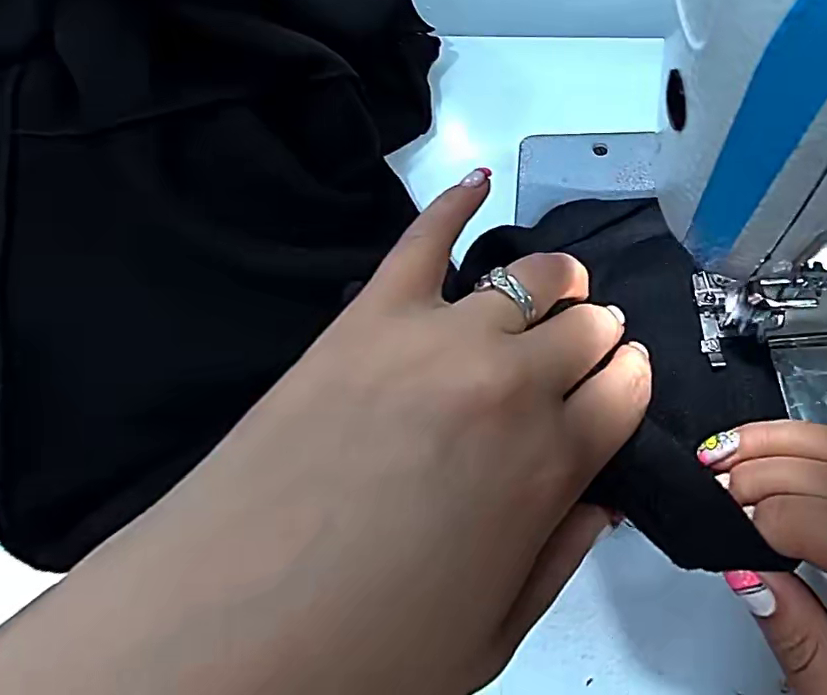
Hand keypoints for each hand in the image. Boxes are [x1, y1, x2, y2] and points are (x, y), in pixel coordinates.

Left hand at [0, 168, 651, 693]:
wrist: (197, 656)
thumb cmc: (364, 661)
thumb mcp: (494, 636)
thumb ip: (566, 553)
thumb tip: (608, 490)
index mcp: (550, 464)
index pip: (629, 384)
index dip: (630, 382)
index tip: (615, 390)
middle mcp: (510, 383)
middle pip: (590, 324)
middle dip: (598, 337)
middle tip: (576, 357)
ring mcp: (438, 338)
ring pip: (536, 273)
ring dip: (559, 283)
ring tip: (553, 292)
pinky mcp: (369, 315)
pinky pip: (425, 237)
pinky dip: (456, 202)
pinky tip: (479, 179)